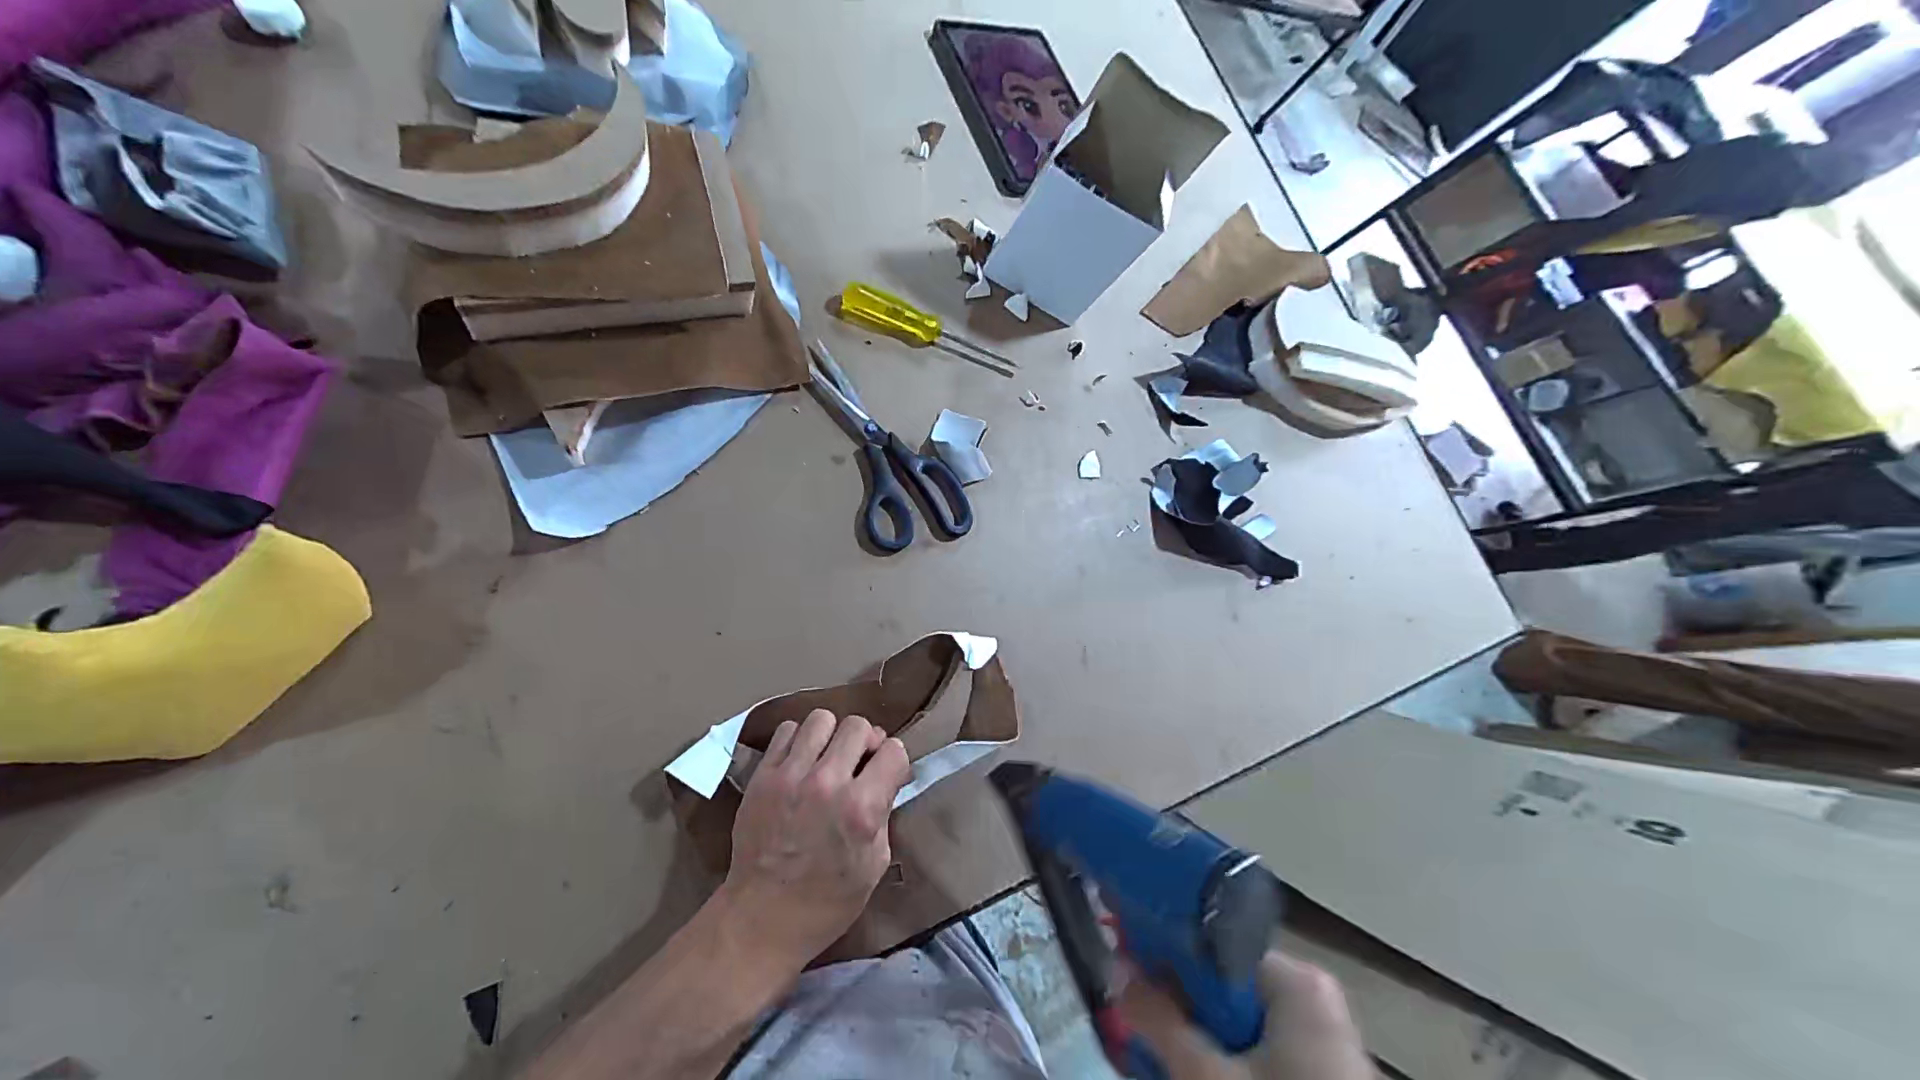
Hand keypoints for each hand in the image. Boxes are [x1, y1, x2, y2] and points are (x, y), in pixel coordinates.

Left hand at [718, 709, 911, 968]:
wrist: (762, 918)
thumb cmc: (827, 901)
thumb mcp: (875, 863)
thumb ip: (883, 811)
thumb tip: (885, 778)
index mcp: (861, 808)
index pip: (894, 751)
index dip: (895, 762)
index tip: (888, 774)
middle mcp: (827, 782)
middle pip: (858, 726)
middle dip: (866, 742)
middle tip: (859, 764)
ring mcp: (790, 775)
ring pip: (821, 718)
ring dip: (831, 736)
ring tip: (828, 758)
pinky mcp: (762, 776)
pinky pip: (787, 731)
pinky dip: (799, 741)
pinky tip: (801, 763)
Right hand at [1116, 951, 1373, 1079]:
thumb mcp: (1210, 1079)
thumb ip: (1159, 1020)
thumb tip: (1116, 968)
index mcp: (1293, 979)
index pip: (1211, 945)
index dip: (1164, 957)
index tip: (1126, 972)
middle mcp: (1309, 996)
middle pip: (1220, 986)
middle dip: (1178, 1010)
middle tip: (1139, 1032)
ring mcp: (1319, 1038)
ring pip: (1234, 1025)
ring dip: (1196, 1043)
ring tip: (1160, 1061)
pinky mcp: (1320, 1072)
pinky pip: (1256, 1053)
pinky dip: (1224, 1065)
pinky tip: (1198, 1077)